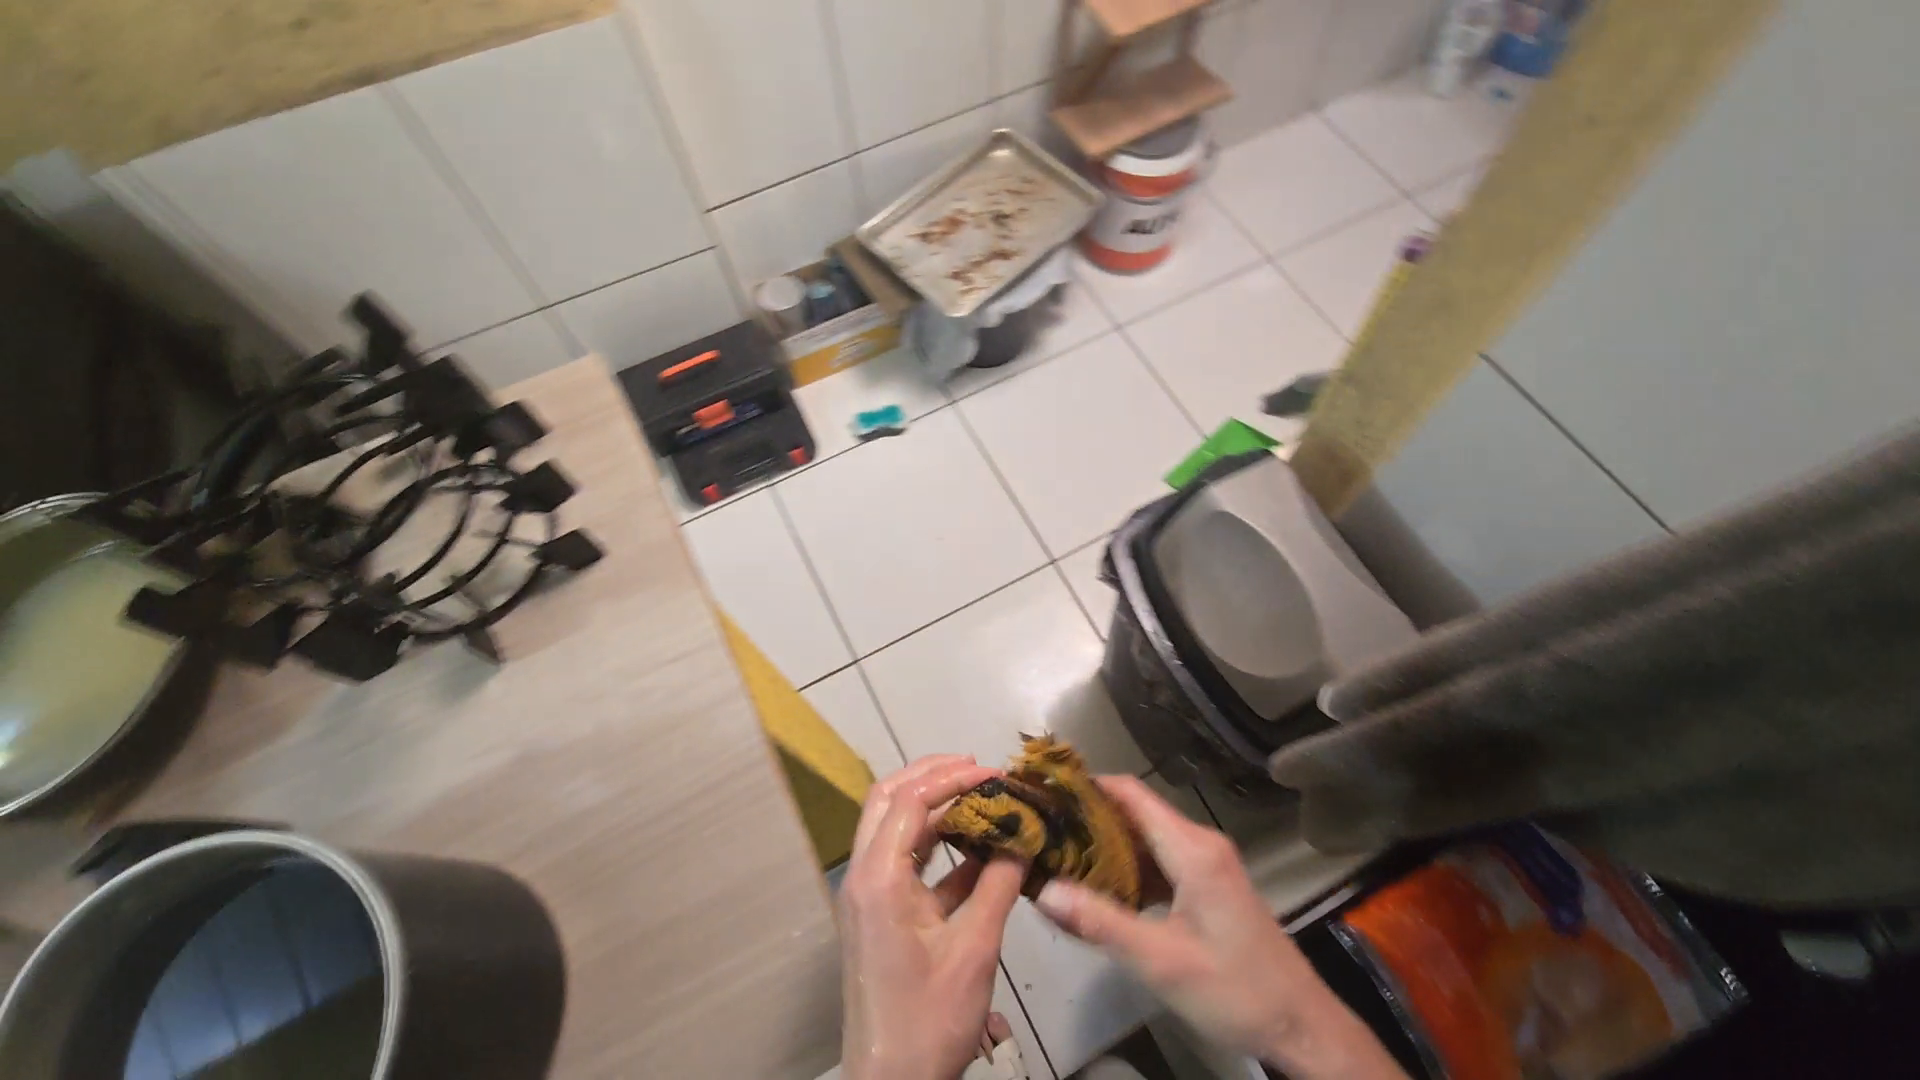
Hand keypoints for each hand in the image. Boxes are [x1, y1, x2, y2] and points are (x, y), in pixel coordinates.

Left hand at [840, 756, 1026, 1079]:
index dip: (950, 778)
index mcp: (878, 878)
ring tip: (977, 793)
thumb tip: (1022, 839)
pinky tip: (975, 845)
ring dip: (931, 805)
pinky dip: (935, 844)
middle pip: (887, 799)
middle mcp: (864, 875)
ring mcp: (867, 894)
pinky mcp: (879, 912)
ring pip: (892, 825)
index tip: (992, 771)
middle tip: (977, 768)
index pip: (908, 801)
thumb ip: (998, 886)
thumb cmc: (930, 1018)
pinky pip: (904, 861)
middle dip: (930, 776)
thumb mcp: (974, 949)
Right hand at [1033, 776, 1404, 1079]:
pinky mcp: (1208, 886)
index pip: (1131, 794)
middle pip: (1135, 813)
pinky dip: (1127, 868)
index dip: (1087, 786)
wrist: (1302, 1027)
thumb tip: (1043, 890)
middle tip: (1041, 829)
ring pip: (1146, 839)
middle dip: (1088, 818)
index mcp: (1192, 849)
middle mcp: (1200, 844)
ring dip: (1105, 845)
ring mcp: (1207, 865)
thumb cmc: (1236, 990)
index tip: (1045, 791)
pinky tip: (1098, 888)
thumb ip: (1101, 922)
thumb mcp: (1161, 962)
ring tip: (1057, 854)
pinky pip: (1159, 862)